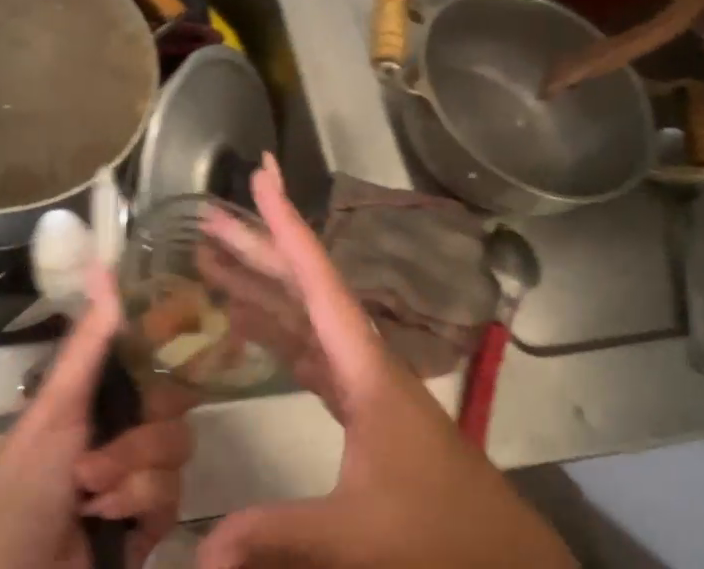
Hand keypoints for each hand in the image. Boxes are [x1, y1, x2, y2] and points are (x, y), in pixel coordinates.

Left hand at [0, 267, 193, 568]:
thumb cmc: (21, 487)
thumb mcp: (53, 410)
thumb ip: (88, 345)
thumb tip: (102, 264)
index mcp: (93, 393)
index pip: (145, 355)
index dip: (168, 345)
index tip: (190, 332)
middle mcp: (120, 425)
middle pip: (172, 405)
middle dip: (140, 436)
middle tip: (96, 459)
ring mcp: (137, 472)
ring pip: (176, 450)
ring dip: (132, 477)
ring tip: (90, 497)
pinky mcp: (151, 516)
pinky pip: (175, 495)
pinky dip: (140, 508)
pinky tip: (109, 523)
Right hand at [194, 155, 576, 568]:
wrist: (503, 561)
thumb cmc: (441, 535)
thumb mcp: (357, 534)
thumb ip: (277, 534)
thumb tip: (200, 548)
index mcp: (366, 368)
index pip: (318, 281)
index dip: (286, 225)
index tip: (263, 174)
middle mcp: (362, 360)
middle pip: (303, 289)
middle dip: (256, 249)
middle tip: (207, 219)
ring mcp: (362, 383)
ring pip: (303, 319)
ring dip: (259, 288)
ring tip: (210, 260)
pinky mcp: (360, 409)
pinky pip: (306, 354)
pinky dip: (273, 334)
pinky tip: (243, 326)